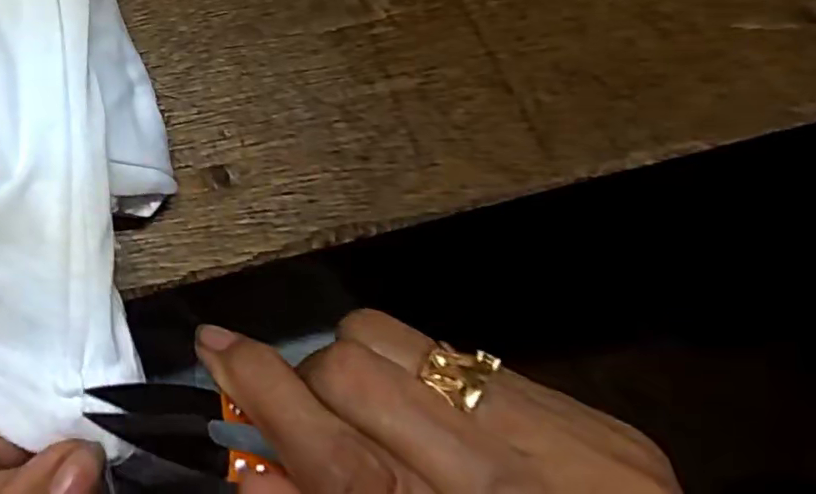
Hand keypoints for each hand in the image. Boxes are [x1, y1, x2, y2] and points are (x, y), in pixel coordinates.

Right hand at [194, 310, 679, 493]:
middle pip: (355, 369)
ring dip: (360, 364)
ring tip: (378, 411)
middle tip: (308, 408)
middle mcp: (524, 489)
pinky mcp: (600, 426)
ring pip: (398, 337)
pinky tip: (446, 423)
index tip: (215, 346)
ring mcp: (572, 448)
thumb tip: (248, 456)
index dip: (262, 390)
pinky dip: (423, 377)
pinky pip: (459, 351)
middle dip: (310, 380)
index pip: (340, 456)